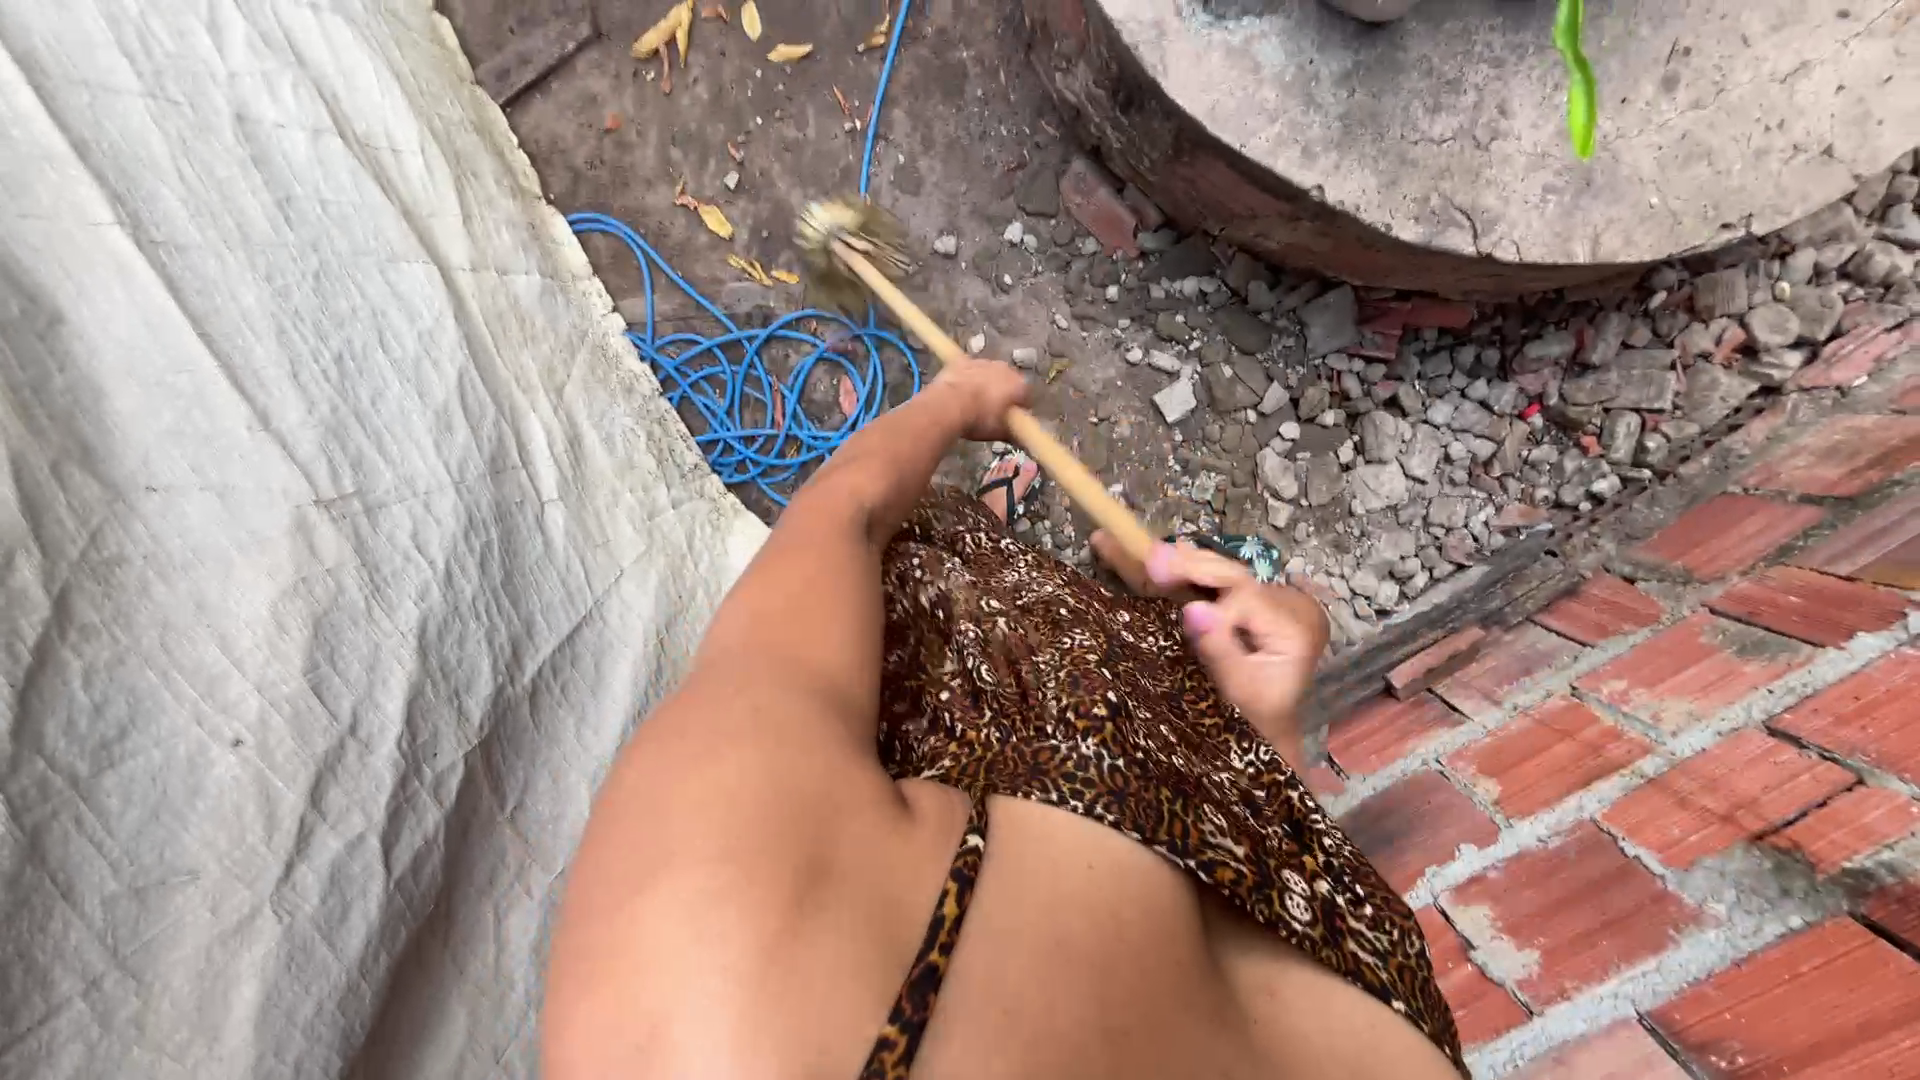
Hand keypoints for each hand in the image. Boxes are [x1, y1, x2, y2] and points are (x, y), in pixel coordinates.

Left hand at [930, 355, 1029, 441]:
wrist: (949, 405)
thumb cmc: (978, 419)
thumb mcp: (998, 432)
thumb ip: (1012, 433)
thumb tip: (1017, 436)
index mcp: (1019, 386)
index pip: (1026, 398)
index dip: (1018, 409)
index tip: (1010, 419)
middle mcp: (1006, 369)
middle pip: (1009, 382)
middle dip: (1003, 394)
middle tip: (991, 411)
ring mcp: (984, 362)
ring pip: (989, 373)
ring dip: (985, 384)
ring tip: (974, 401)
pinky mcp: (964, 360)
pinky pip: (970, 369)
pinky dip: (968, 377)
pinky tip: (961, 390)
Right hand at [1093, 535, 1327, 750]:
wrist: (1265, 736)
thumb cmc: (1255, 722)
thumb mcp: (1240, 694)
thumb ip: (1220, 651)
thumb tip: (1194, 608)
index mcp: (1291, 626)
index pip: (1243, 592)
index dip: (1202, 581)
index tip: (1157, 574)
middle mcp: (1281, 607)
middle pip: (1229, 574)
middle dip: (1184, 563)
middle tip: (1146, 555)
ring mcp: (1259, 605)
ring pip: (1214, 574)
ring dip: (1175, 561)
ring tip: (1135, 546)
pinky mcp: (1238, 609)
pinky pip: (1204, 586)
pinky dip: (1175, 572)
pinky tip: (1151, 553)